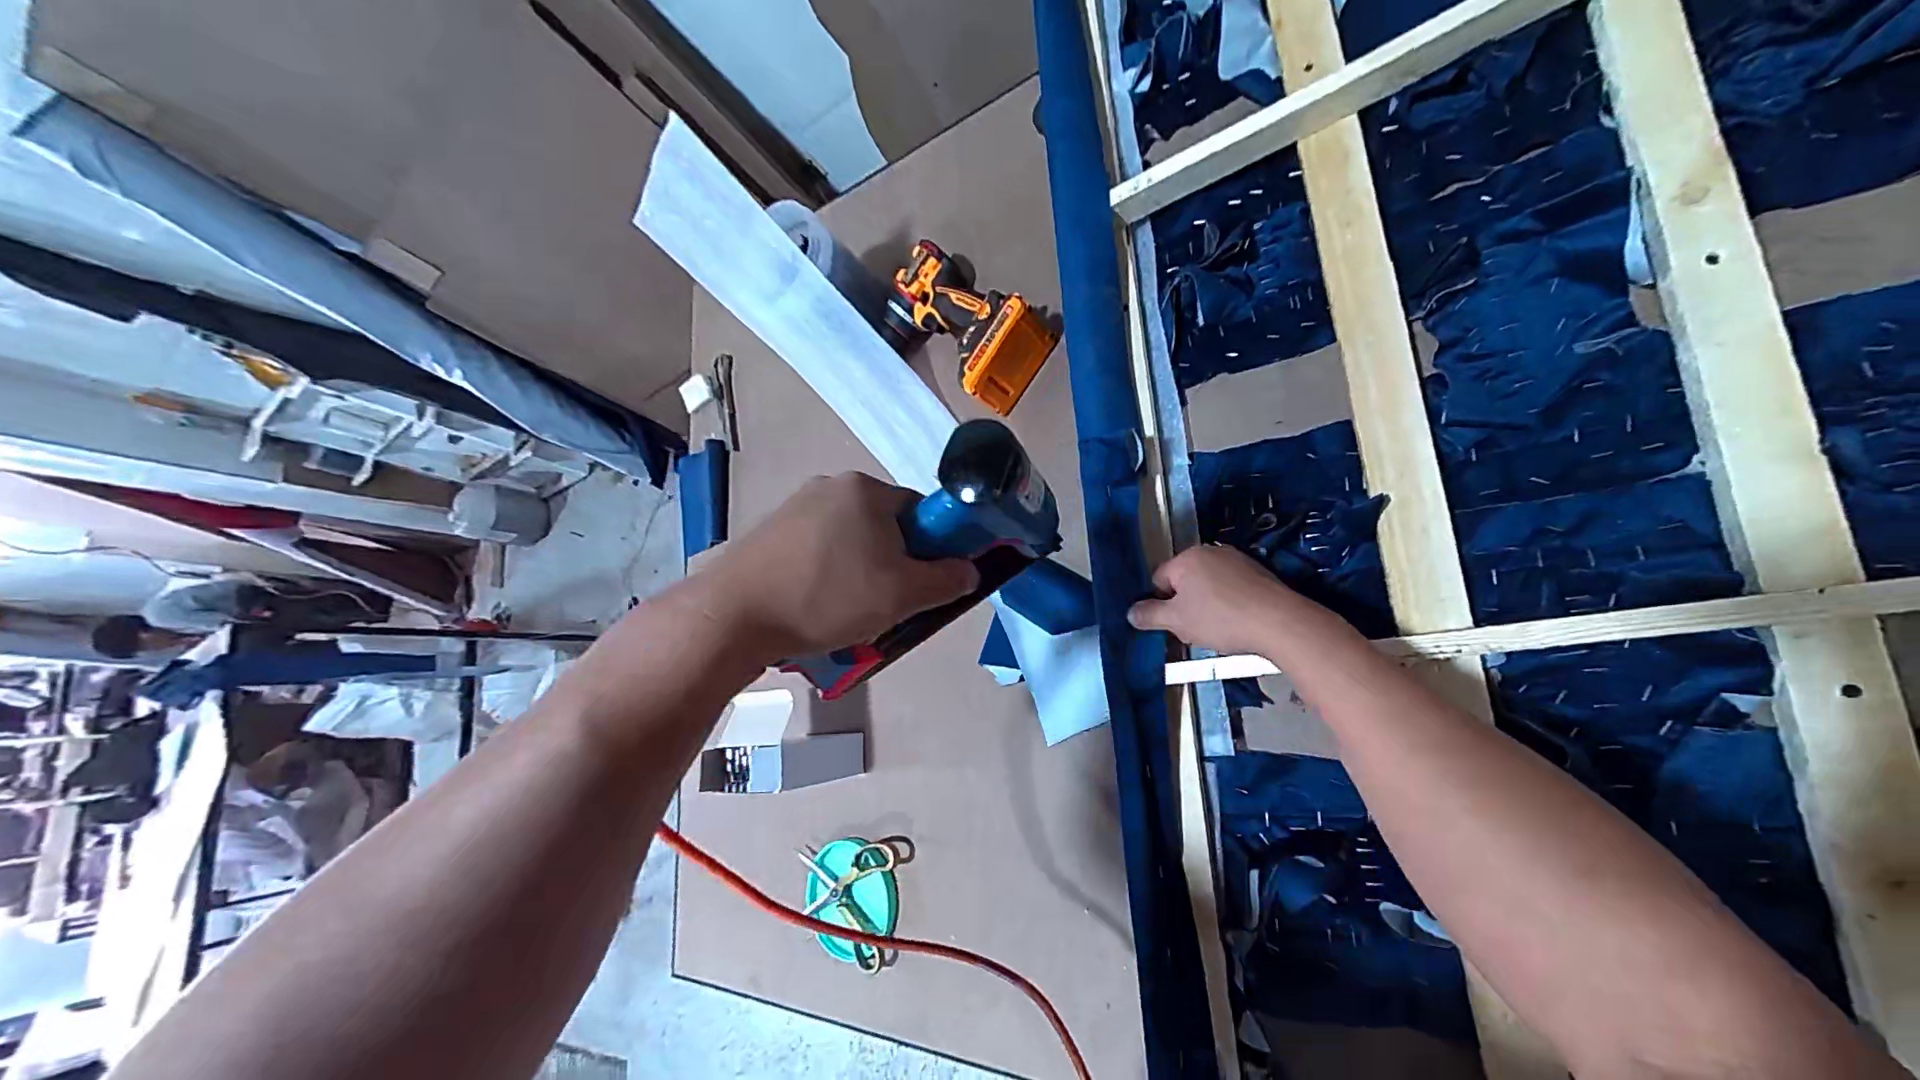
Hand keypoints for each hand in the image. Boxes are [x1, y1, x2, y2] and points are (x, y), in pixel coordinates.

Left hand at [694, 472, 979, 660]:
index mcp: (866, 490)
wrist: (733, 615)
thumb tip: (968, 570)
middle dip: (893, 565)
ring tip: (847, 615)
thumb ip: (948, 580)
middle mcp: (830, 486)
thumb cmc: (828, 597)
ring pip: (849, 543)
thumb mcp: (904, 595)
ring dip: (860, 575)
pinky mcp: (768, 532)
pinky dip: (826, 577)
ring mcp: (794, 507)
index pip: (921, 512)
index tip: (923, 584)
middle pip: (884, 527)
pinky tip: (815, 609)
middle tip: (887, 606)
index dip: (932, 549)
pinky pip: (816, 552)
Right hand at [1128, 545, 1346, 655]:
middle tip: (1193, 629)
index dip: (1161, 604)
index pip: (1159, 580)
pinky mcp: (1259, 573)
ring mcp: (1237, 560)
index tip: (1172, 623)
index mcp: (1186, 558)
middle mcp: (1211, 552)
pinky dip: (1230, 604)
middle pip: (1184, 581)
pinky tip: (1237, 623)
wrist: (1279, 622)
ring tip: (1218, 629)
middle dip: (1185, 605)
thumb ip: (1149, 615)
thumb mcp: (1177, 622)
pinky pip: (1232, 588)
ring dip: (1207, 605)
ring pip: (1209, 586)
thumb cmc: (1221, 618)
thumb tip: (1131, 612)